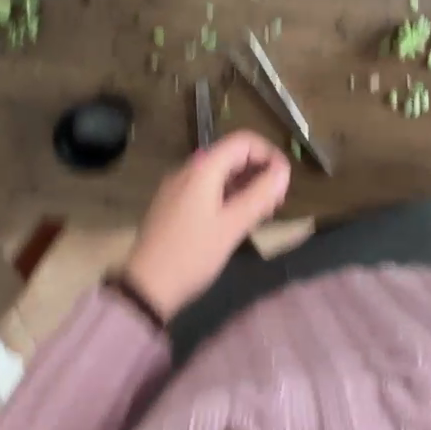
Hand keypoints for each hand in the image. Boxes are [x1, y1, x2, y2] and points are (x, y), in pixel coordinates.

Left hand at [120, 131, 291, 320]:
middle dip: (258, 171)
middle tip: (277, 198)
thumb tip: (284, 170)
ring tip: (262, 210)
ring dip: (244, 184)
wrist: (145, 288)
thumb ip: (260, 195)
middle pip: (231, 155)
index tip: (285, 178)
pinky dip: (227, 195)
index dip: (268, 153)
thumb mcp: (232, 226)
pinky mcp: (172, 205)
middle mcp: (188, 170)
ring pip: (219, 173)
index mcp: (203, 169)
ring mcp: (177, 187)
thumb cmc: (192, 254)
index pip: (243, 141)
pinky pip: (206, 188)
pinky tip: (236, 218)